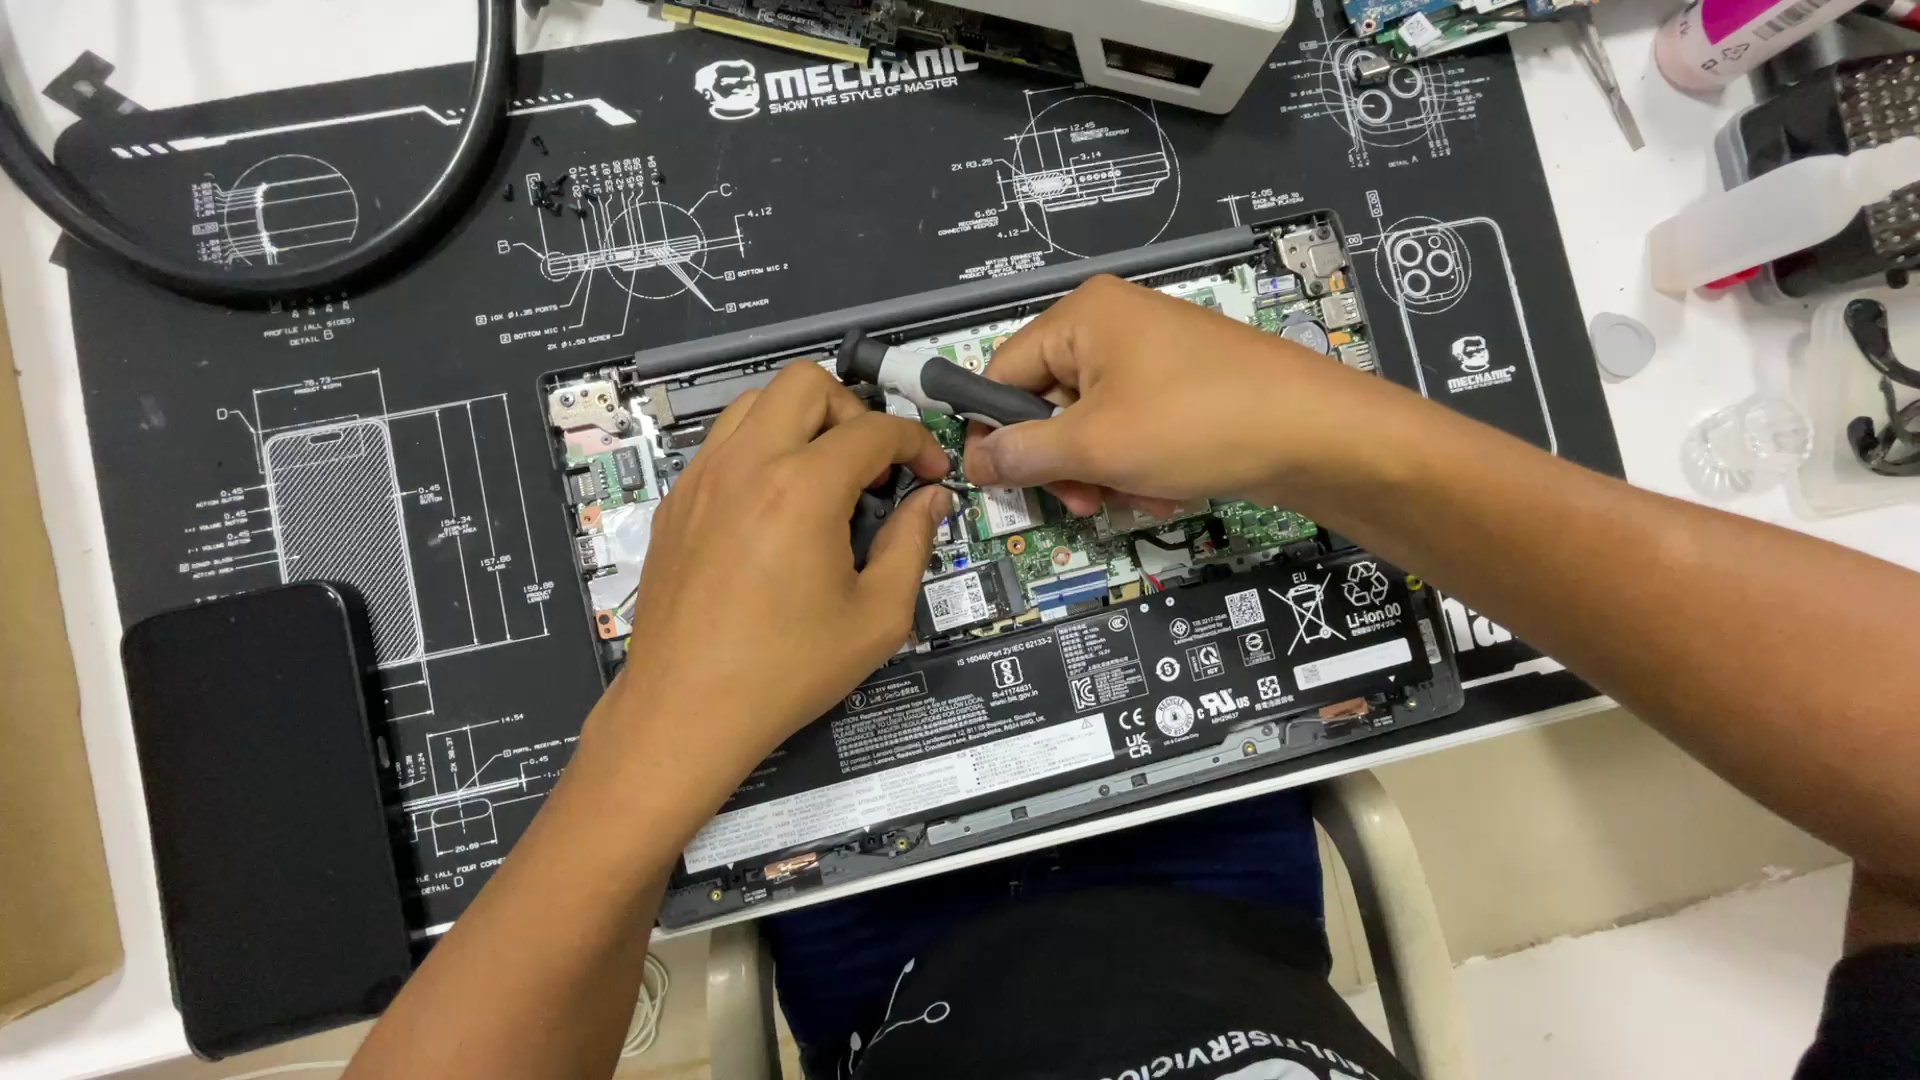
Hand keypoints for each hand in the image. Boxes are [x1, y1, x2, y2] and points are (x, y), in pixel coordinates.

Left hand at [580, 362, 953, 806]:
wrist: (686, 709)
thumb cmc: (788, 669)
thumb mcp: (877, 616)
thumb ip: (912, 544)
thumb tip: (929, 502)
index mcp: (802, 489)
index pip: (874, 429)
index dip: (916, 443)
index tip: (930, 473)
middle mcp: (747, 464)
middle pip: (806, 382)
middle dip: (854, 412)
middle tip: (871, 466)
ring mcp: (702, 478)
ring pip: (756, 401)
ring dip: (801, 422)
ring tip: (823, 476)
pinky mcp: (676, 501)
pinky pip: (723, 442)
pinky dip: (761, 448)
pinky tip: (775, 505)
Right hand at [963, 275, 1409, 515]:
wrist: (1317, 434)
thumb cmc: (1193, 426)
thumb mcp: (1094, 445)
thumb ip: (1022, 452)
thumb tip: (971, 459)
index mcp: (1081, 317)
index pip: (1002, 372)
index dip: (994, 430)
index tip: (1001, 483)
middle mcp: (1111, 324)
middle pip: (1048, 404)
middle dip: (1064, 463)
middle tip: (1084, 502)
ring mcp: (1151, 354)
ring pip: (1091, 426)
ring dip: (1105, 473)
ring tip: (1139, 495)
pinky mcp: (1181, 384)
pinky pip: (1132, 427)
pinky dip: (1139, 464)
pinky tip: (1167, 488)